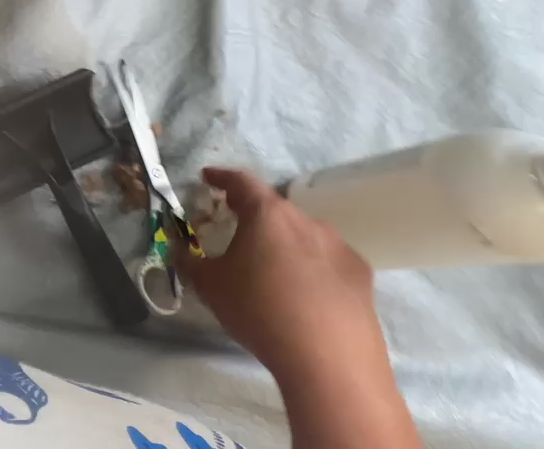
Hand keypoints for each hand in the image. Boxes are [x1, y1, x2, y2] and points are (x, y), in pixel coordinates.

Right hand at [179, 167, 381, 373]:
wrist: (331, 366)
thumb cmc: (260, 312)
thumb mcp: (209, 285)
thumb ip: (189, 260)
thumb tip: (179, 249)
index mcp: (268, 215)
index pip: (242, 181)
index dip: (222, 177)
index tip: (208, 178)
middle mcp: (307, 222)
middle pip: (275, 208)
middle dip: (254, 213)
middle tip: (236, 225)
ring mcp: (340, 249)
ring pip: (304, 234)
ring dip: (285, 241)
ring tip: (272, 265)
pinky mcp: (364, 279)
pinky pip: (328, 260)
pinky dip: (312, 265)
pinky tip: (305, 292)